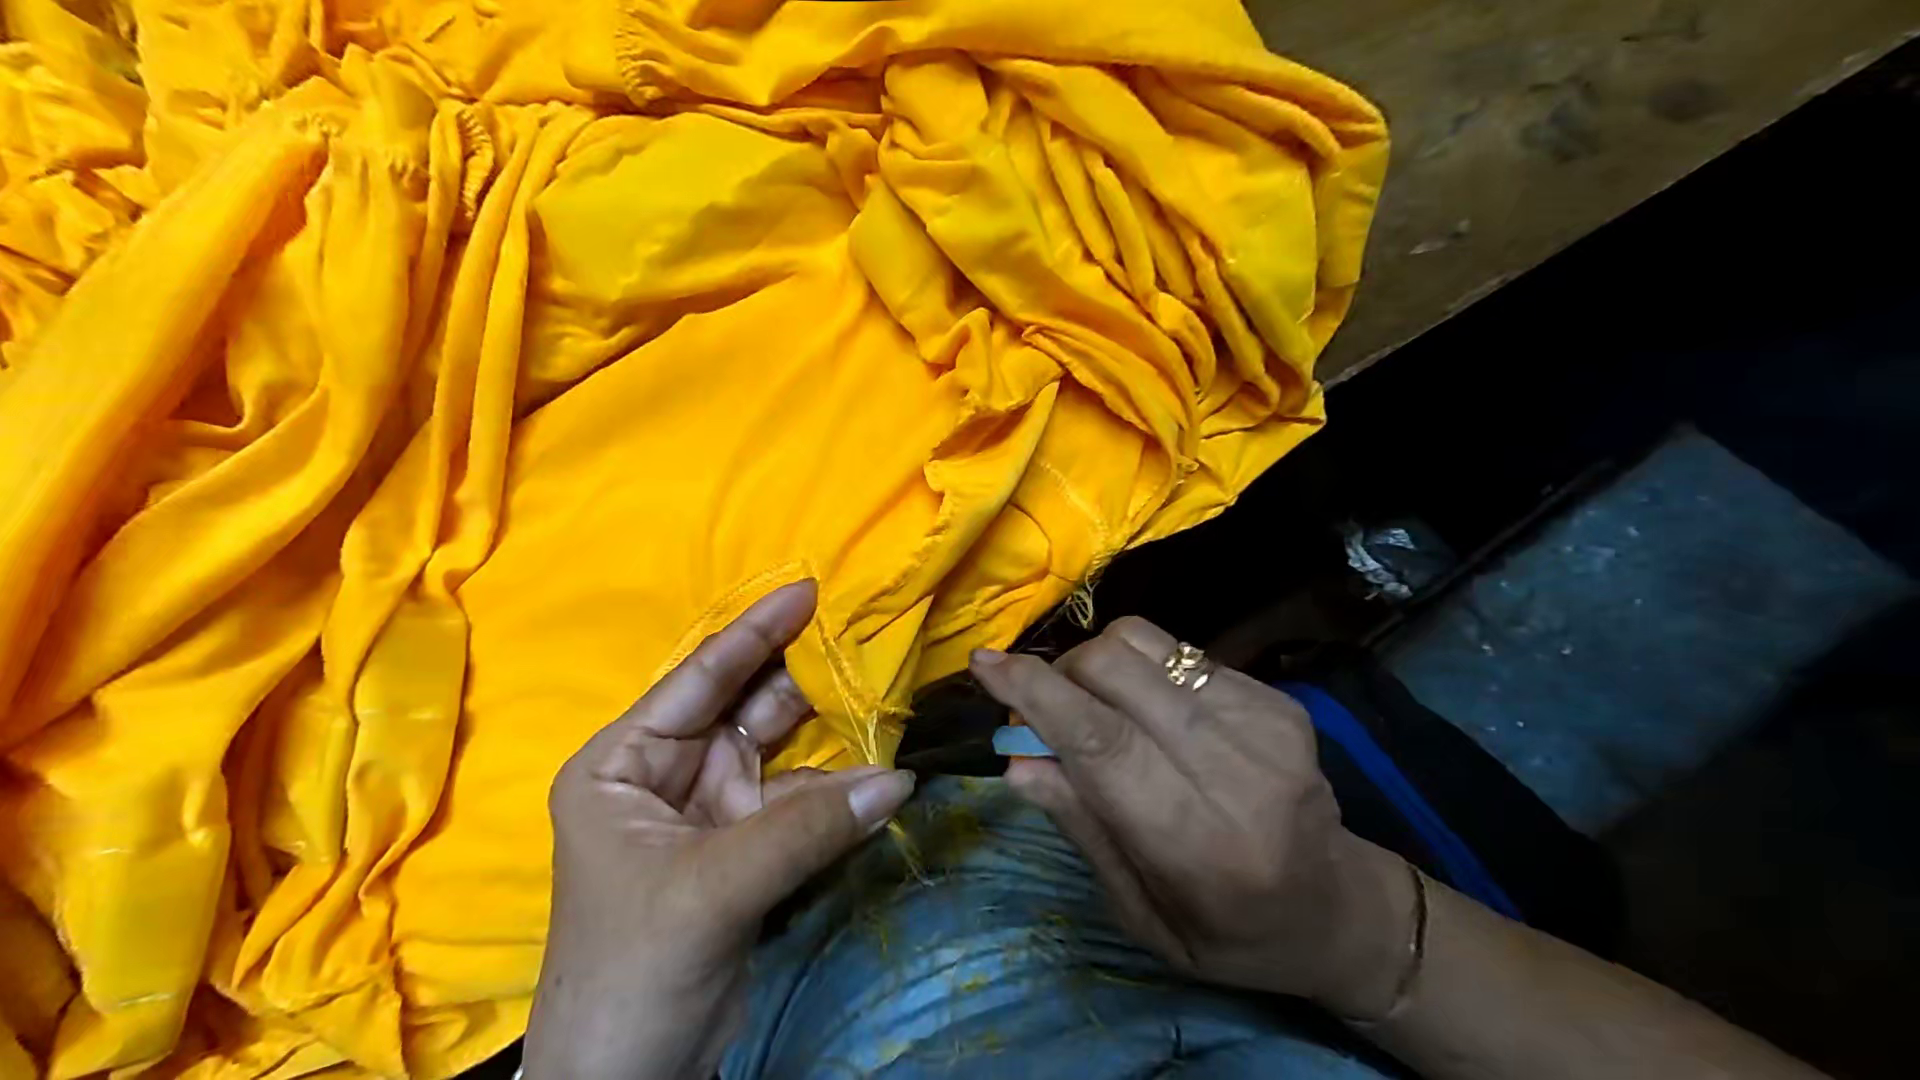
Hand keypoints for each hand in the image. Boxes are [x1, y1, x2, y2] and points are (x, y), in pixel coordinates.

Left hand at [524, 581, 915, 1079]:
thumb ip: (803, 829)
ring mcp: (714, 808)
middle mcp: (669, 773)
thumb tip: (896, 779)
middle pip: (746, 705)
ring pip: (783, 750)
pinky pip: (805, 800)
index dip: (755, 632)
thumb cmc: (631, 972)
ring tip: (887, 702)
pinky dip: (842, 792)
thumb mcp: (710, 889)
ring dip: (833, 734)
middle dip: (801, 674)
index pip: (700, 678)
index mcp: (625, 763)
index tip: (806, 589)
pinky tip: (883, 782)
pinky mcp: (750, 845)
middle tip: (859, 636)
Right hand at [968, 617, 1416, 1019]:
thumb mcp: (1140, 913)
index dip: (1034, 691)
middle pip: (1115, 669)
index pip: (1099, 740)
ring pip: (1141, 641)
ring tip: (1096, 704)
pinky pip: (1175, 647)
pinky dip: (1138, 667)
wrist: (1340, 906)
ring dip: (1095, 662)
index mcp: (1197, 840)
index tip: (983, 665)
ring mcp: (1263, 720)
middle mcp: (1236, 767)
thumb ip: (1080, 827)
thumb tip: (1017, 762)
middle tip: (1047, 707)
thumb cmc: (1228, 931)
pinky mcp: (1275, 695)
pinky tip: (1148, 707)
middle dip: (1058, 672)